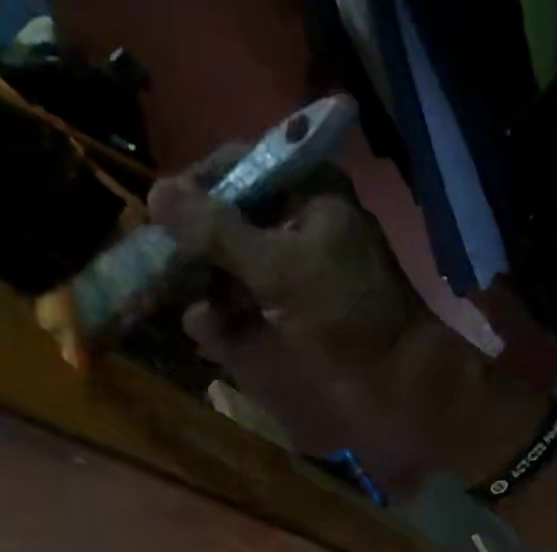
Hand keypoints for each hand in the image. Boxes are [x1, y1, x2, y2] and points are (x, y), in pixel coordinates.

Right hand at [149, 150, 547, 494]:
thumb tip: (157, 193)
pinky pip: (248, 309)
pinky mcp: (294, 317)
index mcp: (311, 195)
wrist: (400, 380)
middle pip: (231, 222)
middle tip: (156, 269)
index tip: (162, 212)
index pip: (243, 165)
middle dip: (194, 248)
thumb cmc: (347, 313)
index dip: (199, 184)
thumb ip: (218, 232)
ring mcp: (298, 276)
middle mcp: (301, 227)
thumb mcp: (280, 266)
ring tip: (185, 309)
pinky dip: (226, 321)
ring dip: (205, 289)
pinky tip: (208, 335)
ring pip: (235, 270)